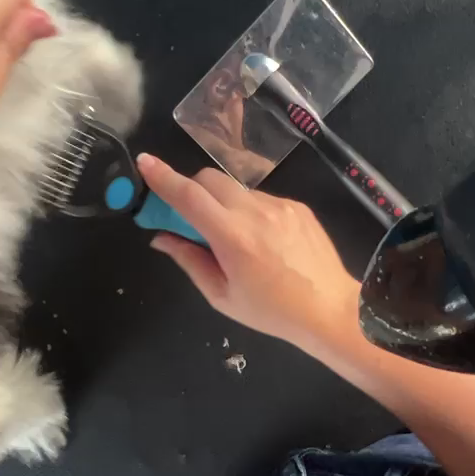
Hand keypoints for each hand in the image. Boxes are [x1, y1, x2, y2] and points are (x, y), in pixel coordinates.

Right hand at [137, 154, 361, 353]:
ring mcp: (280, 205)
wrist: (330, 309)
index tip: (144, 164)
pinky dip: (250, 212)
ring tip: (235, 240)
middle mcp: (256, 212)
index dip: (163, 178)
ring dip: (223, 204)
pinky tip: (263, 243)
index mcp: (233, 238)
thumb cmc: (272, 311)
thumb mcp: (222, 296)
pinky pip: (262, 199)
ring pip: (237, 190)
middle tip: (189, 217)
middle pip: (210, 179)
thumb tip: (161, 237)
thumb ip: (189, 261)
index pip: (189, 196)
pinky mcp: (297, 206)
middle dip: (192, 189)